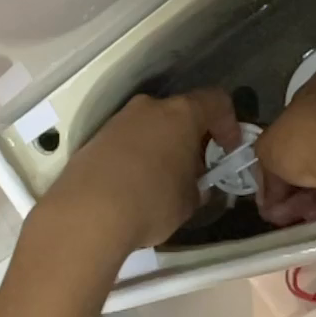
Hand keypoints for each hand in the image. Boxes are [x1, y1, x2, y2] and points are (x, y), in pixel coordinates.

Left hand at [35, 88, 241, 251]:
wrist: (87, 214)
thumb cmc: (152, 203)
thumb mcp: (189, 201)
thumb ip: (199, 187)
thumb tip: (196, 186)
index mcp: (181, 114)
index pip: (216, 102)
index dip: (229, 124)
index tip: (228, 150)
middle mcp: (149, 108)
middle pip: (180, 113)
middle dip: (192, 139)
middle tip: (195, 171)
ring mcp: (118, 121)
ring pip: (151, 127)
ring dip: (162, 147)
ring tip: (163, 183)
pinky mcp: (95, 139)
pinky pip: (127, 142)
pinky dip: (137, 157)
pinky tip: (135, 187)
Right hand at [256, 63, 315, 225]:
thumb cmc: (306, 135)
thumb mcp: (267, 146)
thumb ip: (264, 165)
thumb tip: (268, 195)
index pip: (300, 112)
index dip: (281, 148)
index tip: (272, 175)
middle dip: (295, 180)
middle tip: (278, 205)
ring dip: (309, 194)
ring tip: (291, 217)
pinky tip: (315, 215)